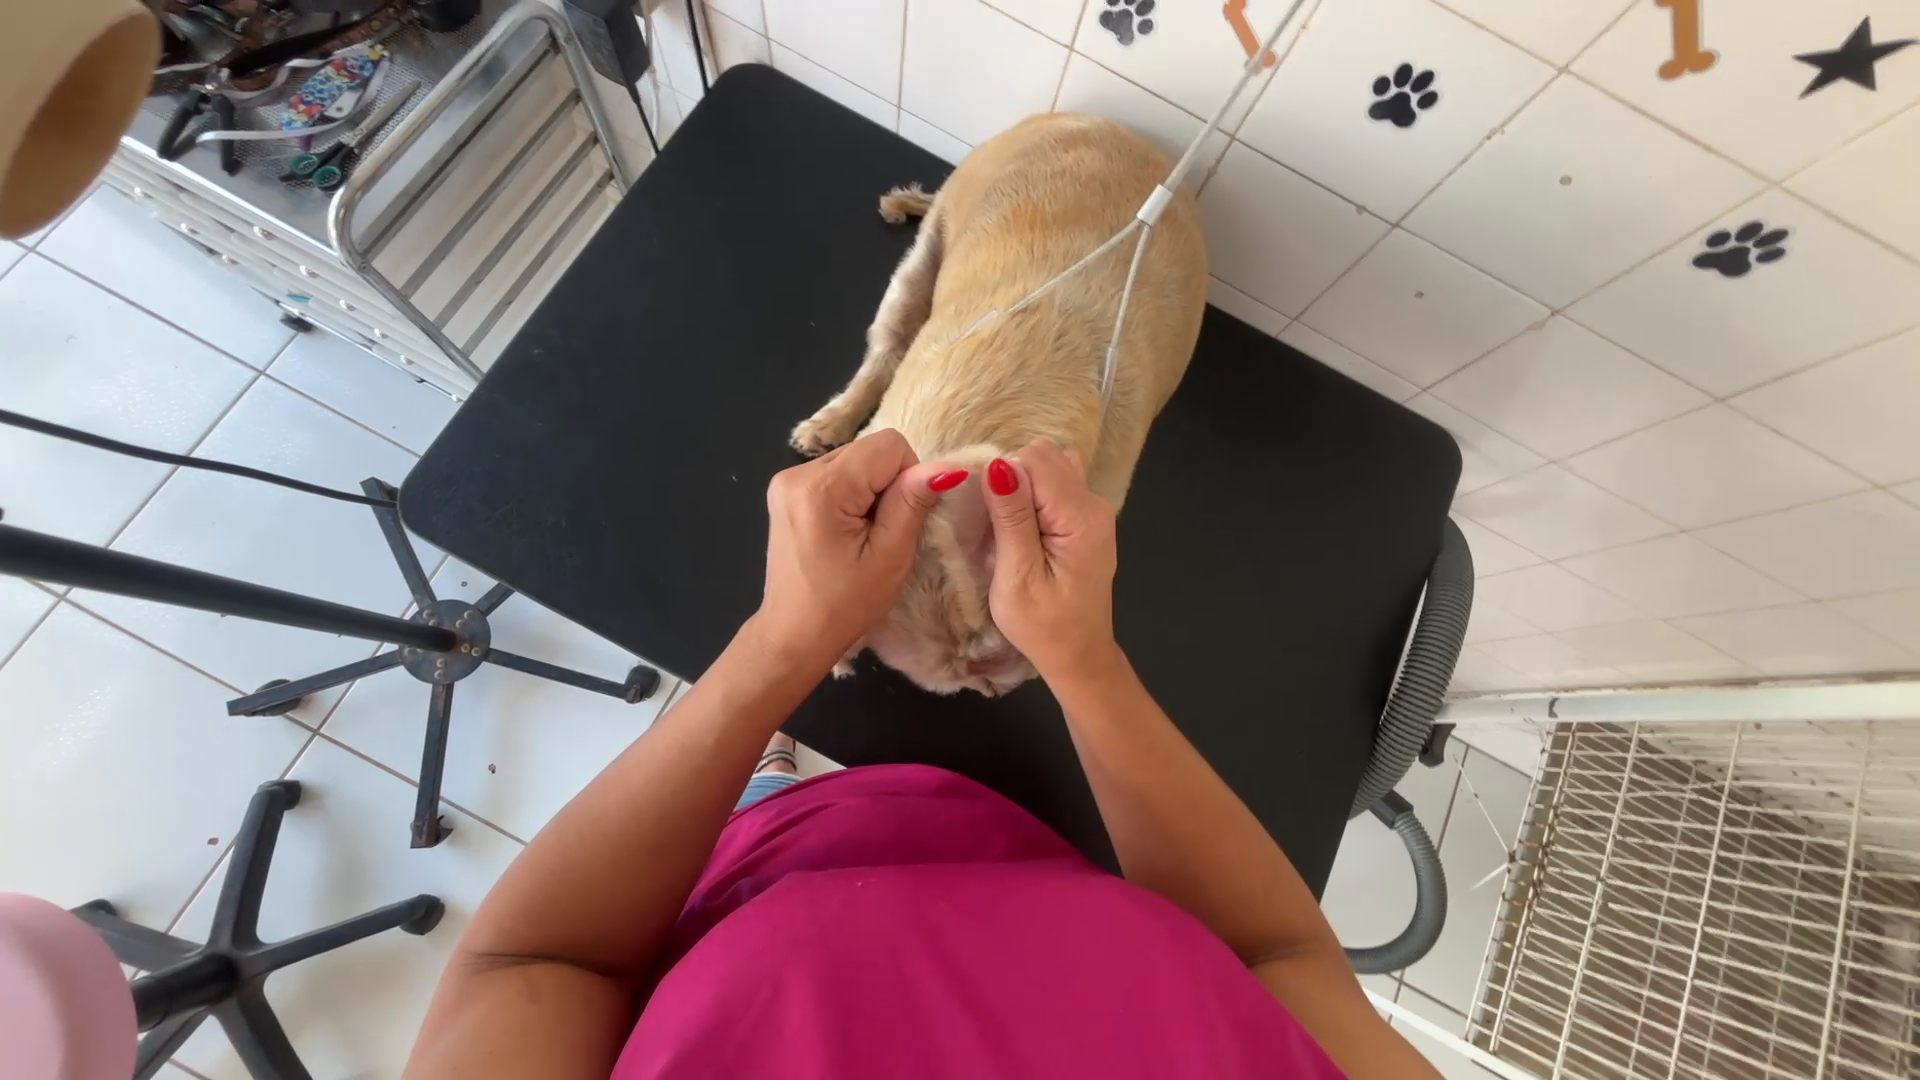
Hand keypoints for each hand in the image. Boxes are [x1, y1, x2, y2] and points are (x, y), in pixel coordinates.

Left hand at [755, 428, 966, 668]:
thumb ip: (913, 503)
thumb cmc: (845, 605)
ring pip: (854, 459)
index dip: (908, 477)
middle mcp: (797, 472)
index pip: (889, 445)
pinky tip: (846, 531)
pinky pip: (836, 472)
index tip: (899, 519)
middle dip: (887, 484)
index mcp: (821, 488)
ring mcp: (786, 480)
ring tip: (863, 534)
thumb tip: (947, 466)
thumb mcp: (889, 557)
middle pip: (869, 449)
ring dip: (870, 489)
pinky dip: (852, 494)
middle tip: (881, 532)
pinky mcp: (785, 490)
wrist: (795, 634)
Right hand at [982, 439, 1121, 679]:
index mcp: (1080, 517)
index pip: (1034, 459)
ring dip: (1022, 486)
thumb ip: (1010, 518)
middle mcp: (1093, 503)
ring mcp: (1092, 509)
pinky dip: (1032, 495)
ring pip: (1049, 464)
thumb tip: (996, 464)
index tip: (988, 518)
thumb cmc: (1042, 626)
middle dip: (1011, 479)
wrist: (1077, 654)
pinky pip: (1054, 484)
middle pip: (1043, 455)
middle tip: (998, 527)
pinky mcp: (1085, 517)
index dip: (1002, 479)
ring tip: (1011, 526)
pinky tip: (1023, 528)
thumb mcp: (1017, 577)